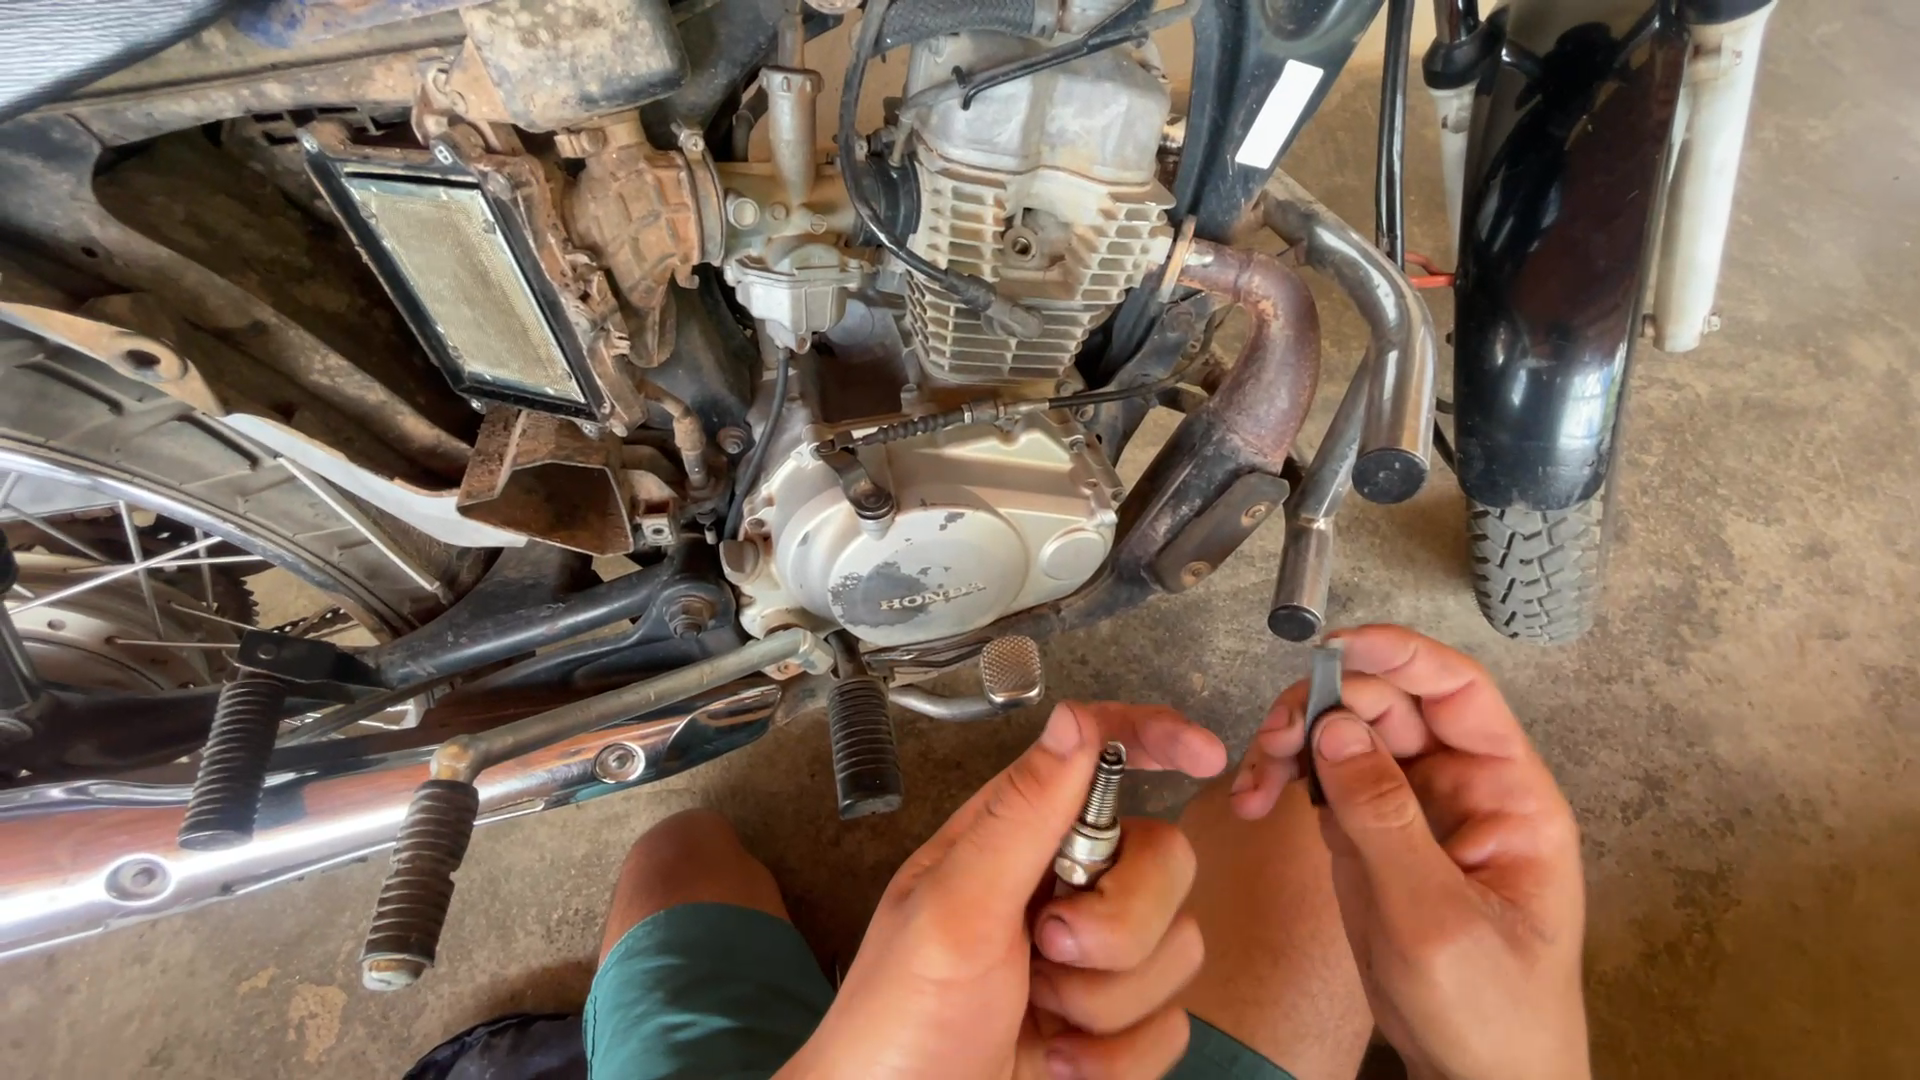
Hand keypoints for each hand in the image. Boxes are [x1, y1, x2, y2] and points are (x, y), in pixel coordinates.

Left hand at [777, 702, 1226, 1079]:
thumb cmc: (902, 1016)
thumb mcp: (954, 907)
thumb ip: (1021, 814)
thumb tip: (1074, 719)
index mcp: (1015, 832)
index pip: (1095, 757)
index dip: (1152, 738)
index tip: (1203, 752)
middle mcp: (1063, 880)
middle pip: (1163, 855)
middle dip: (1120, 919)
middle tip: (1050, 947)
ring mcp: (1094, 954)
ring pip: (1177, 944)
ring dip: (1107, 1001)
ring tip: (1038, 1015)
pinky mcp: (1116, 1022)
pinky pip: (1171, 1024)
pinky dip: (1115, 1057)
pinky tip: (1054, 1061)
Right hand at [1230, 625, 1588, 1079]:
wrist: (1472, 1076)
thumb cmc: (1489, 1011)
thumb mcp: (1435, 918)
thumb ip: (1384, 818)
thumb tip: (1336, 727)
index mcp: (1505, 792)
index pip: (1457, 692)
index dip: (1400, 655)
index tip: (1334, 646)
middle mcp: (1452, 782)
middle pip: (1380, 703)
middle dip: (1319, 707)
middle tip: (1273, 741)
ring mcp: (1403, 800)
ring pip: (1338, 730)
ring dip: (1289, 740)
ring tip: (1255, 778)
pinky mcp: (1362, 821)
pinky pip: (1314, 771)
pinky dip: (1278, 774)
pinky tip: (1255, 799)